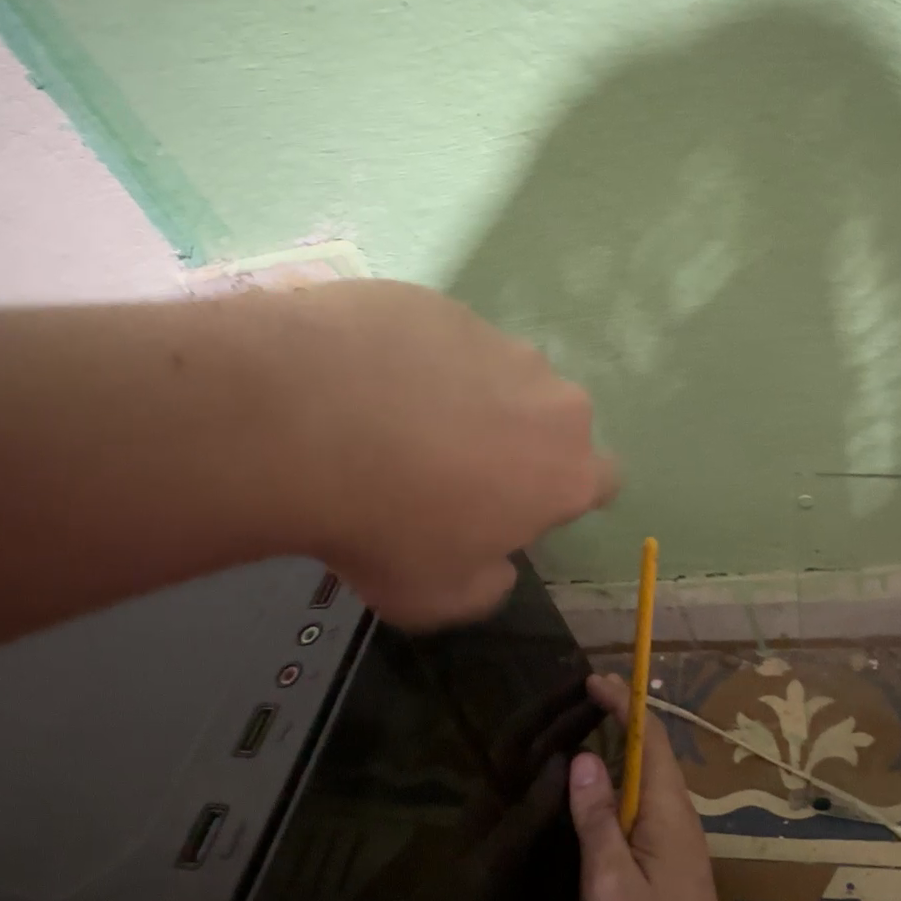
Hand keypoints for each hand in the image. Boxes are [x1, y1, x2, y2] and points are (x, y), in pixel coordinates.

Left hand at [271, 280, 616, 627]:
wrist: (299, 421)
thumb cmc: (383, 527)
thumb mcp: (436, 597)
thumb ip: (487, 586)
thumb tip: (500, 564)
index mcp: (566, 472)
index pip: (602, 480)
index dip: (558, 495)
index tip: (513, 507)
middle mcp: (552, 399)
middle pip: (553, 421)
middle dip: (519, 441)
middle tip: (451, 466)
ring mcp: (497, 341)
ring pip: (502, 374)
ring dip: (472, 396)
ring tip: (399, 417)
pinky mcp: (442, 302)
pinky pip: (443, 338)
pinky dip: (419, 358)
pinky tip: (364, 380)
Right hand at [567, 674, 774, 900]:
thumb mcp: (609, 886)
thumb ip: (597, 821)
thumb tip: (584, 757)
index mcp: (667, 812)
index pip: (648, 739)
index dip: (624, 703)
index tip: (593, 677)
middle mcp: (680, 815)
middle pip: (652, 752)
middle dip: (622, 717)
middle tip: (581, 698)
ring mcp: (680, 839)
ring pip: (650, 778)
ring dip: (622, 749)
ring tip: (584, 733)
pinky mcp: (674, 859)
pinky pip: (648, 802)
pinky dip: (623, 782)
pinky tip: (599, 793)